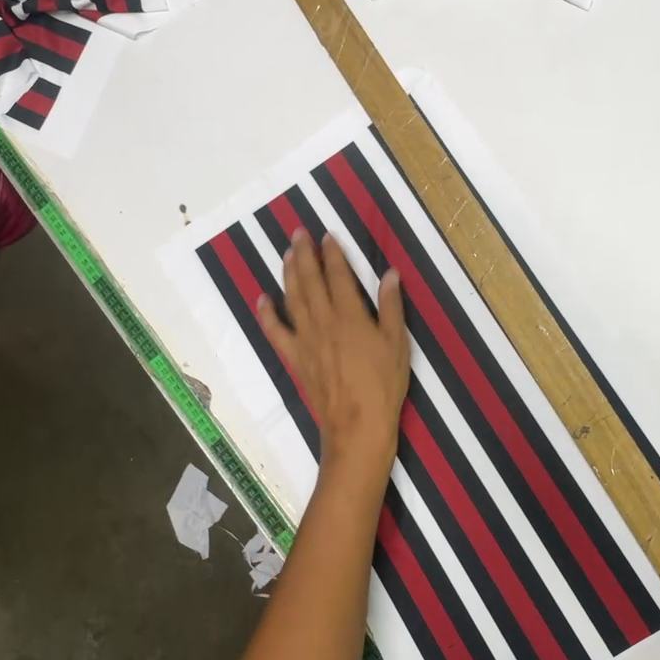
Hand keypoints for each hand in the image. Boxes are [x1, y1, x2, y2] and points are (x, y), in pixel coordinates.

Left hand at [256, 229, 410, 487]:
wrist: (357, 426)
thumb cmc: (383, 385)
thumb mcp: (397, 344)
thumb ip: (392, 307)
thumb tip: (389, 274)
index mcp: (350, 315)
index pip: (339, 276)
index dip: (332, 254)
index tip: (327, 235)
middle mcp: (323, 321)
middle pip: (310, 281)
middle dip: (304, 254)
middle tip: (298, 233)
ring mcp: (305, 340)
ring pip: (292, 299)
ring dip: (288, 274)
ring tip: (286, 254)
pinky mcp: (295, 358)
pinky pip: (276, 332)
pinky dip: (267, 314)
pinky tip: (262, 298)